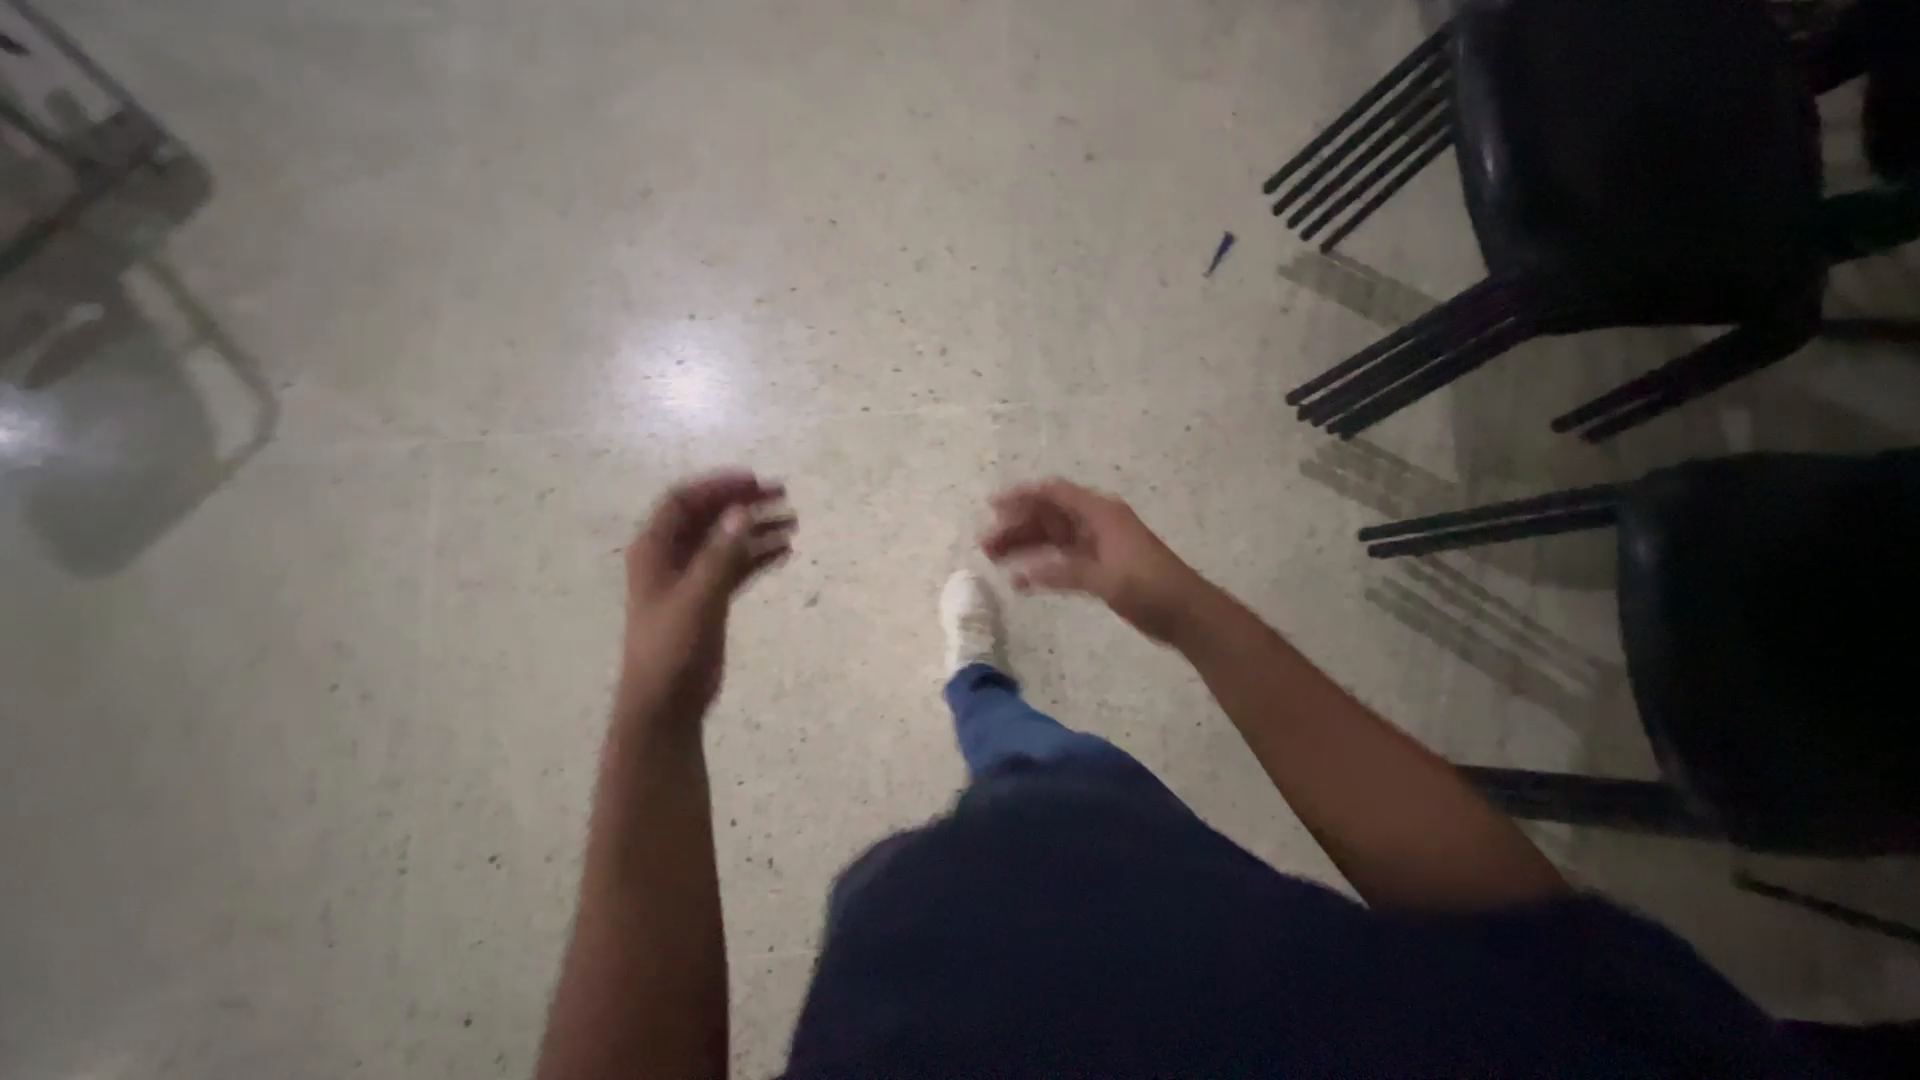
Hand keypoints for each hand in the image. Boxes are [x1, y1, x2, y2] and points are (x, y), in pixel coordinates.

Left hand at [620, 469, 794, 726]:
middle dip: (744, 504)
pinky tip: (784, 553)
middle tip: (783, 497)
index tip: (756, 483)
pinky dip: (757, 557)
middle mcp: (670, 557)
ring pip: (725, 542)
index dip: (718, 486)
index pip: (684, 501)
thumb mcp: (698, 597)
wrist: (665, 704)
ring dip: (756, 529)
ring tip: (793, 524)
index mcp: (654, 549)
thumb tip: (743, 511)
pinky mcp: (707, 600)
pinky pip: (735, 567)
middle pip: (709, 517)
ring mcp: (690, 579)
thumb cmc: (672, 648)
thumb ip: (721, 554)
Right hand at [980, 479, 1210, 645]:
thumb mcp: (1105, 577)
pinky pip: (1064, 561)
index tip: (992, 507)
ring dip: (1026, 546)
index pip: (1054, 494)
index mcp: (1101, 514)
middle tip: (985, 545)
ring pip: (1054, 539)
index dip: (1022, 497)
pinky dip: (1043, 567)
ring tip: (995, 561)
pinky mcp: (1101, 568)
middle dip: (1017, 527)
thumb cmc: (1149, 587)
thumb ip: (1064, 571)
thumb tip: (1024, 573)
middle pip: (1049, 517)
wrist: (1187, 613)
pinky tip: (1022, 581)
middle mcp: (1097, 523)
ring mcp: (1099, 546)